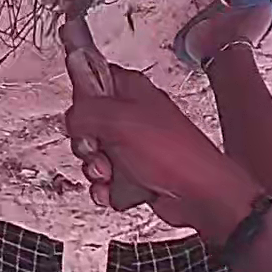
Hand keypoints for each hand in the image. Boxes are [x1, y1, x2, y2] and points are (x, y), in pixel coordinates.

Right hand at [65, 65, 262, 238]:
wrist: (200, 195)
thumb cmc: (174, 152)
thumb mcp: (119, 120)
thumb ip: (85, 112)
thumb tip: (71, 117)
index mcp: (130, 89)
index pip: (92, 76)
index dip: (80, 94)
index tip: (79, 107)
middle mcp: (130, 114)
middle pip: (85, 121)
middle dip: (86, 142)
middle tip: (99, 147)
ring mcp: (131, 144)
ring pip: (92, 153)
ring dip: (95, 168)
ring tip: (111, 172)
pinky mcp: (133, 171)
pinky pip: (104, 178)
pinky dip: (105, 188)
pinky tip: (115, 190)